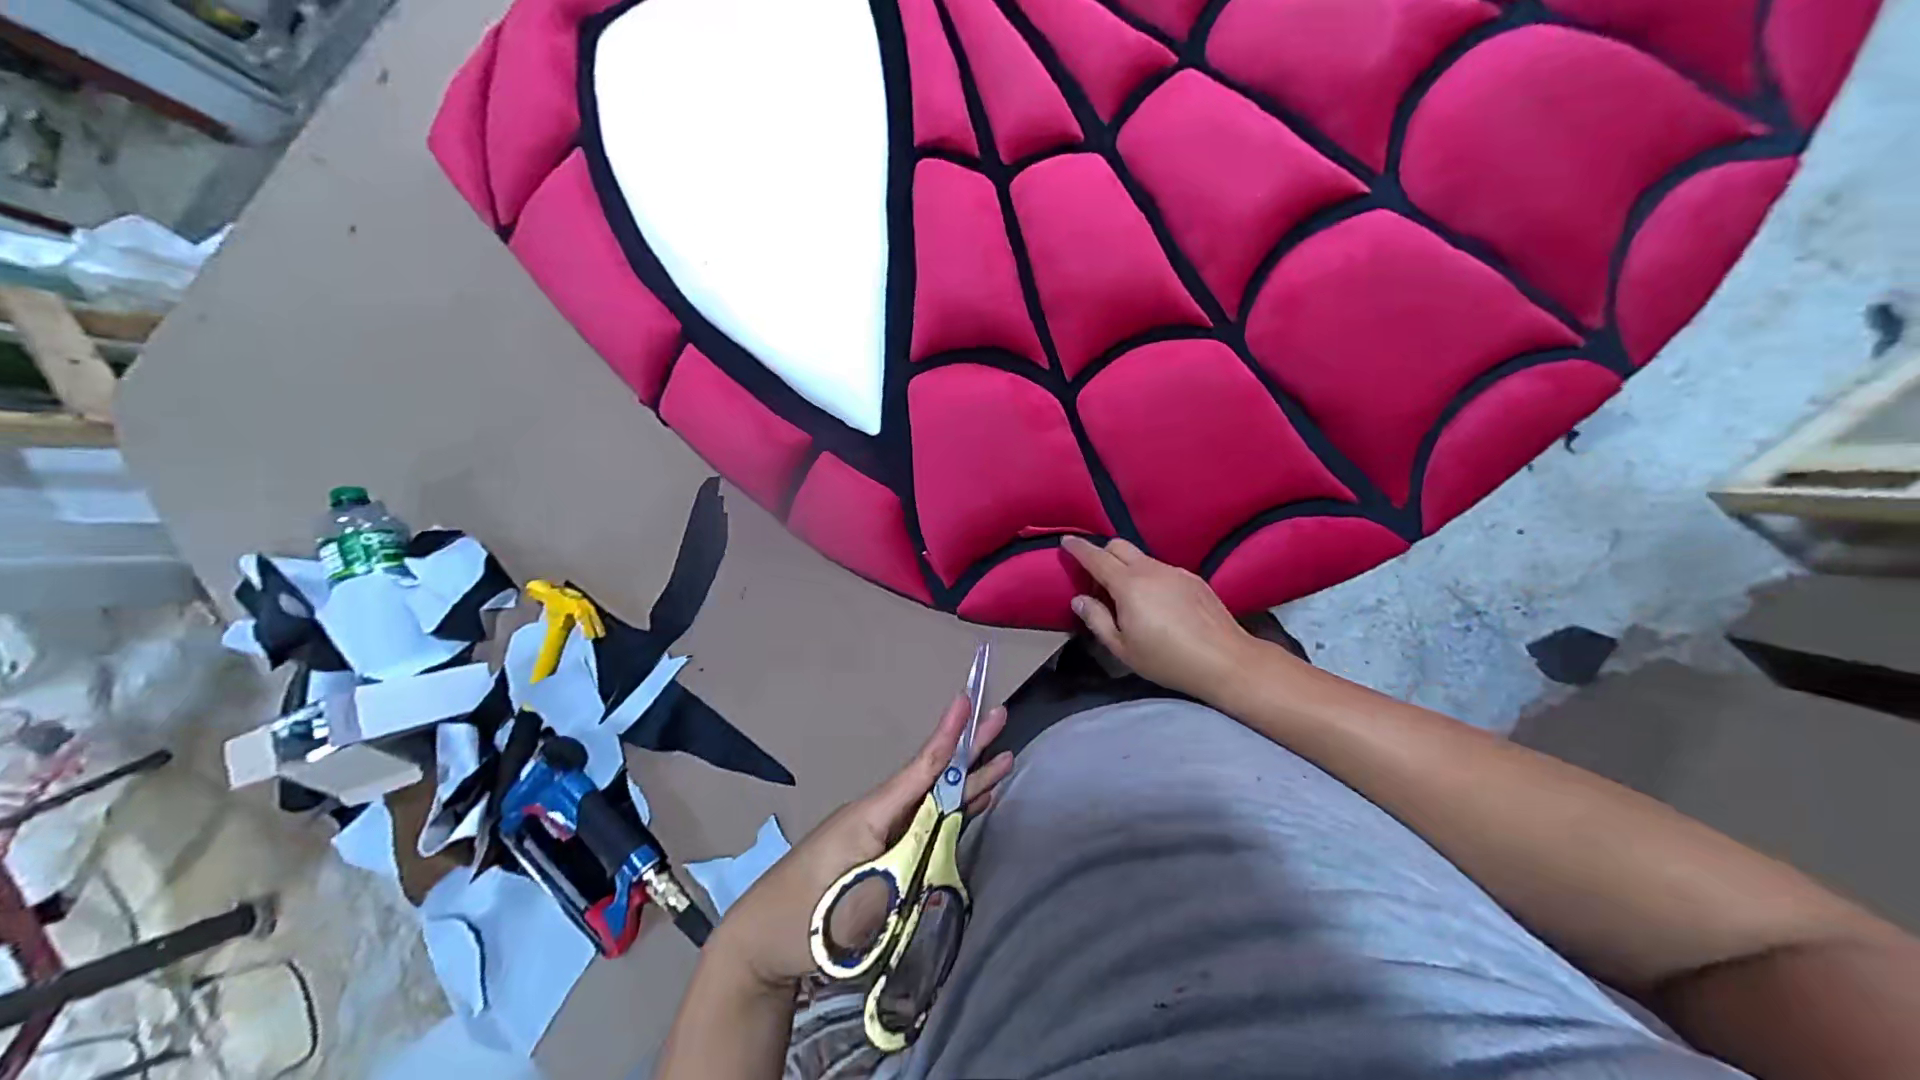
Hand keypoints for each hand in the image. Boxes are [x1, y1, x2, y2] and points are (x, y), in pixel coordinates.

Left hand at [707, 695, 1011, 990]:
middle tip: (1000, 717)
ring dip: (966, 783)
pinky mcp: (878, 856)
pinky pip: (922, 825)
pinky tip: (973, 806)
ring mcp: (877, 836)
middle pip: (931, 779)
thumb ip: (907, 868)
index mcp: (871, 816)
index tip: (966, 701)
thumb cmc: (804, 920)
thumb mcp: (861, 900)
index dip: (947, 737)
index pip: (919, 770)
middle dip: (968, 750)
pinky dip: (951, 812)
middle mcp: (877, 817)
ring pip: (931, 802)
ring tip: (1001, 761)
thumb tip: (942, 845)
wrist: (758, 944)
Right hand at [1061, 535, 1274, 698]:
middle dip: (1102, 553)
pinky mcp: (1193, 578)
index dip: (1078, 548)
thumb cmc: (1167, 659)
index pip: (1096, 558)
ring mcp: (1175, 571)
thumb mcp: (1122, 648)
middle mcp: (1150, 570)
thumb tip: (1079, 599)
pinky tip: (1157, 602)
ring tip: (1128, 596)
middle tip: (1095, 578)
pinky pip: (1162, 569)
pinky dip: (1149, 576)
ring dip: (1127, 567)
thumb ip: (1096, 620)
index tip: (1066, 541)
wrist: (1225, 659)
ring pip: (1142, 558)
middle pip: (1119, 546)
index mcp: (1128, 585)